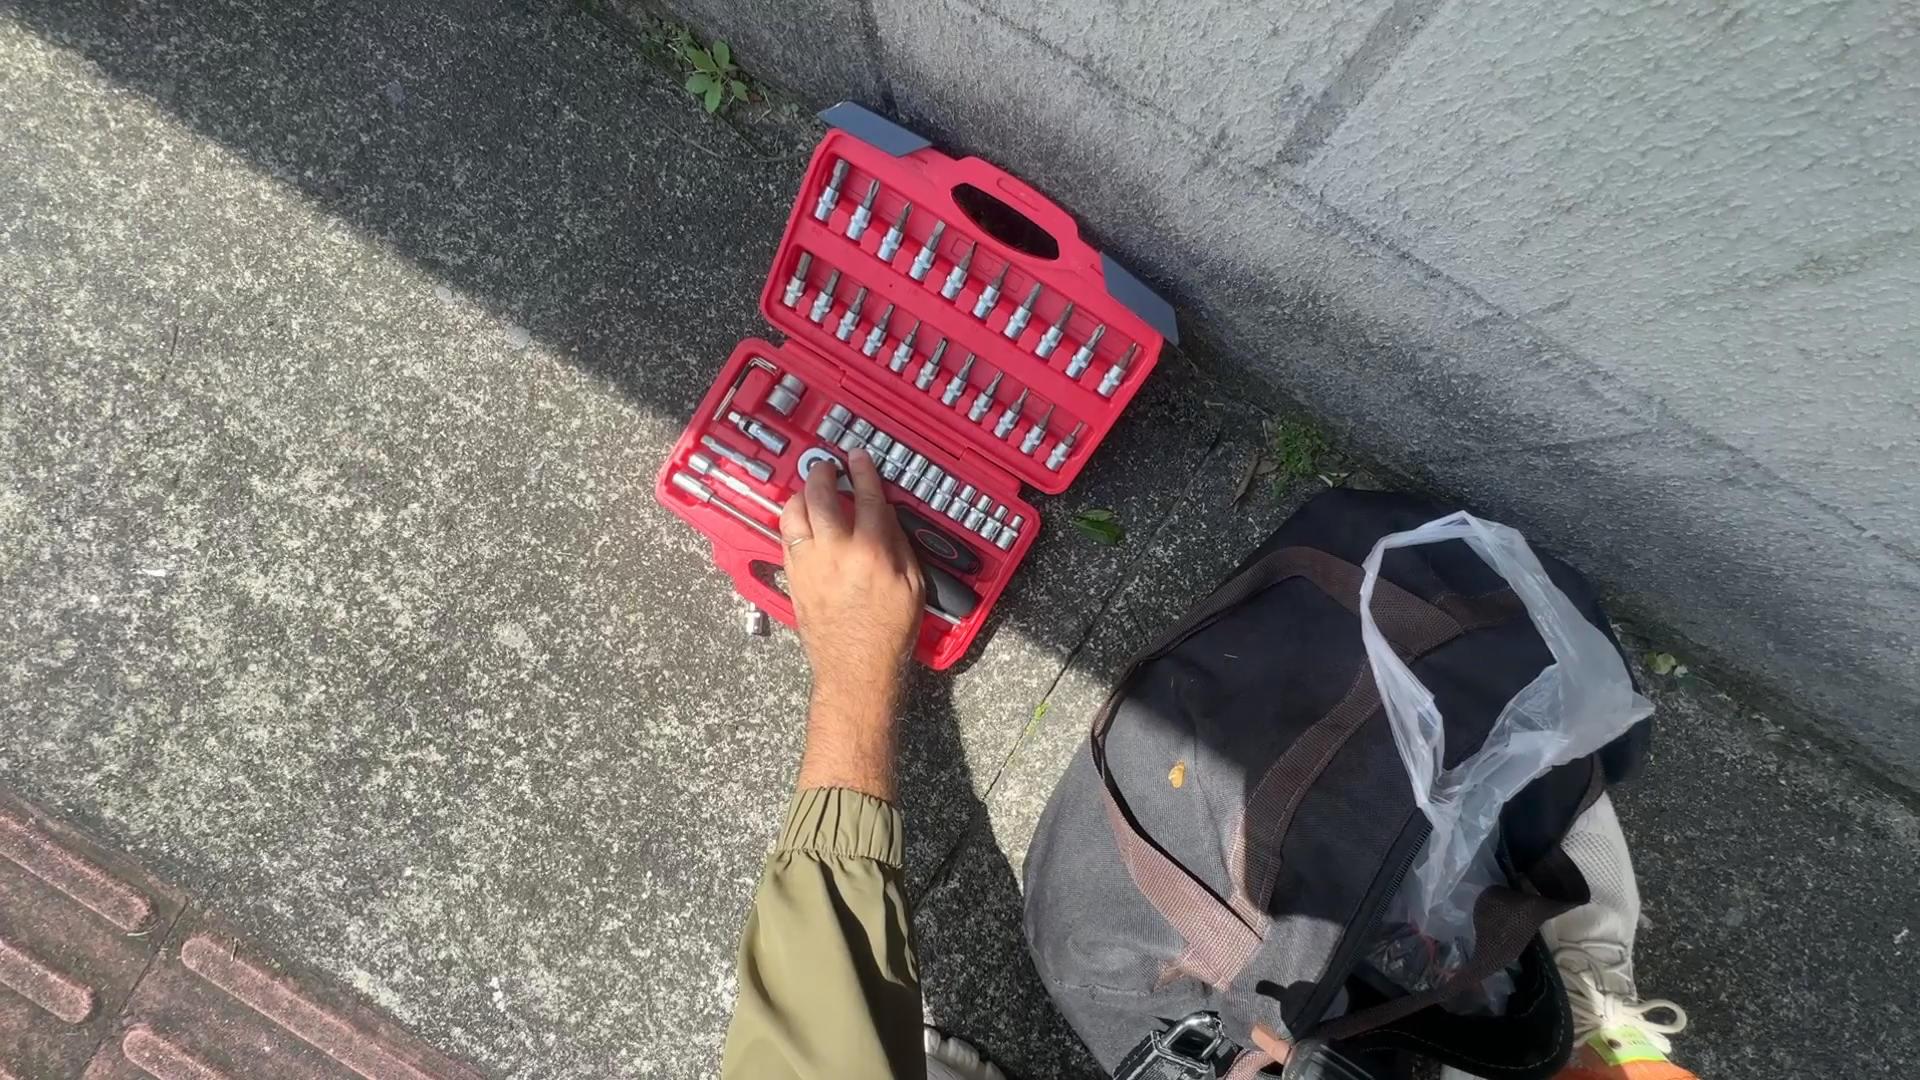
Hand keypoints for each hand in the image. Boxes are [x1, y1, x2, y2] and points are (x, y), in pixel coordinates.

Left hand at [779, 451, 924, 799]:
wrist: (855, 668)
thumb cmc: (888, 632)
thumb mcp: (913, 585)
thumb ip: (899, 544)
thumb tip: (885, 515)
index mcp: (872, 551)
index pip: (867, 496)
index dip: (863, 471)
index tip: (858, 457)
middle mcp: (836, 551)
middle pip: (822, 496)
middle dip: (823, 473)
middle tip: (828, 465)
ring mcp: (808, 564)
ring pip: (794, 513)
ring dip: (801, 494)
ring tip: (809, 488)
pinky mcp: (792, 577)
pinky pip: (785, 537)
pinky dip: (792, 520)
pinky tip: (800, 519)